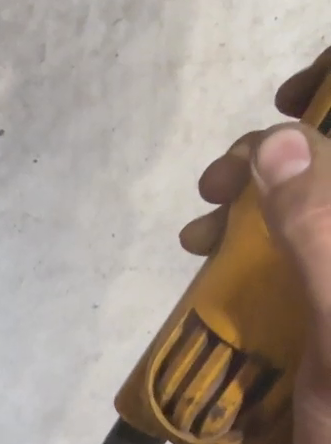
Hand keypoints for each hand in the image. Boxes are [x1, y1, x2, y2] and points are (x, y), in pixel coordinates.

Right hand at [183, 50, 330, 443]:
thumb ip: (323, 232)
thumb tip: (279, 146)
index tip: (284, 105)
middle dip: (283, 163)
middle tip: (216, 181)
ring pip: (312, 220)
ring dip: (256, 210)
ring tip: (198, 232)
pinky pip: (291, 266)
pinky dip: (246, 255)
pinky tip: (206, 264)